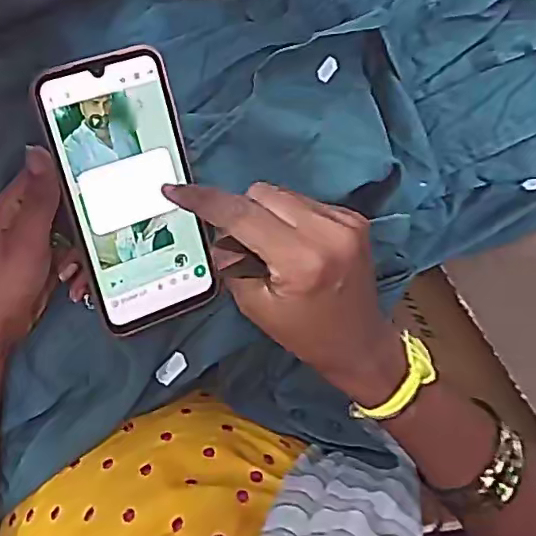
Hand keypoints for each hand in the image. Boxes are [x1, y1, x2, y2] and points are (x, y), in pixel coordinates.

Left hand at [0, 147, 87, 362]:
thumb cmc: (1, 287)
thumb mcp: (27, 238)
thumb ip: (38, 196)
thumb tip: (39, 151)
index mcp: (17, 204)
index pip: (52, 174)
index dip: (77, 176)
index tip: (102, 184)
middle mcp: (27, 219)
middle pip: (71, 205)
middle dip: (87, 225)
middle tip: (92, 242)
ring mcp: (38, 242)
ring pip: (77, 233)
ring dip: (85, 253)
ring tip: (76, 273)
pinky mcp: (47, 263)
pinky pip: (74, 257)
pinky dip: (79, 270)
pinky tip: (75, 284)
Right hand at [163, 182, 406, 403]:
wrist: (360, 344)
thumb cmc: (305, 333)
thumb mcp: (255, 305)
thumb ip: (231, 261)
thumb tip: (218, 230)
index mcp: (301, 259)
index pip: (242, 215)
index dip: (204, 201)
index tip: (176, 190)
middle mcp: (327, 232)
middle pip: (260, 194)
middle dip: (239, 213)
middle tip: (239, 247)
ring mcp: (344, 221)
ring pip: (279, 193)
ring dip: (263, 213)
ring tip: (269, 248)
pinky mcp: (352, 218)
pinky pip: (301, 200)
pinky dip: (286, 216)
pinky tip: (293, 244)